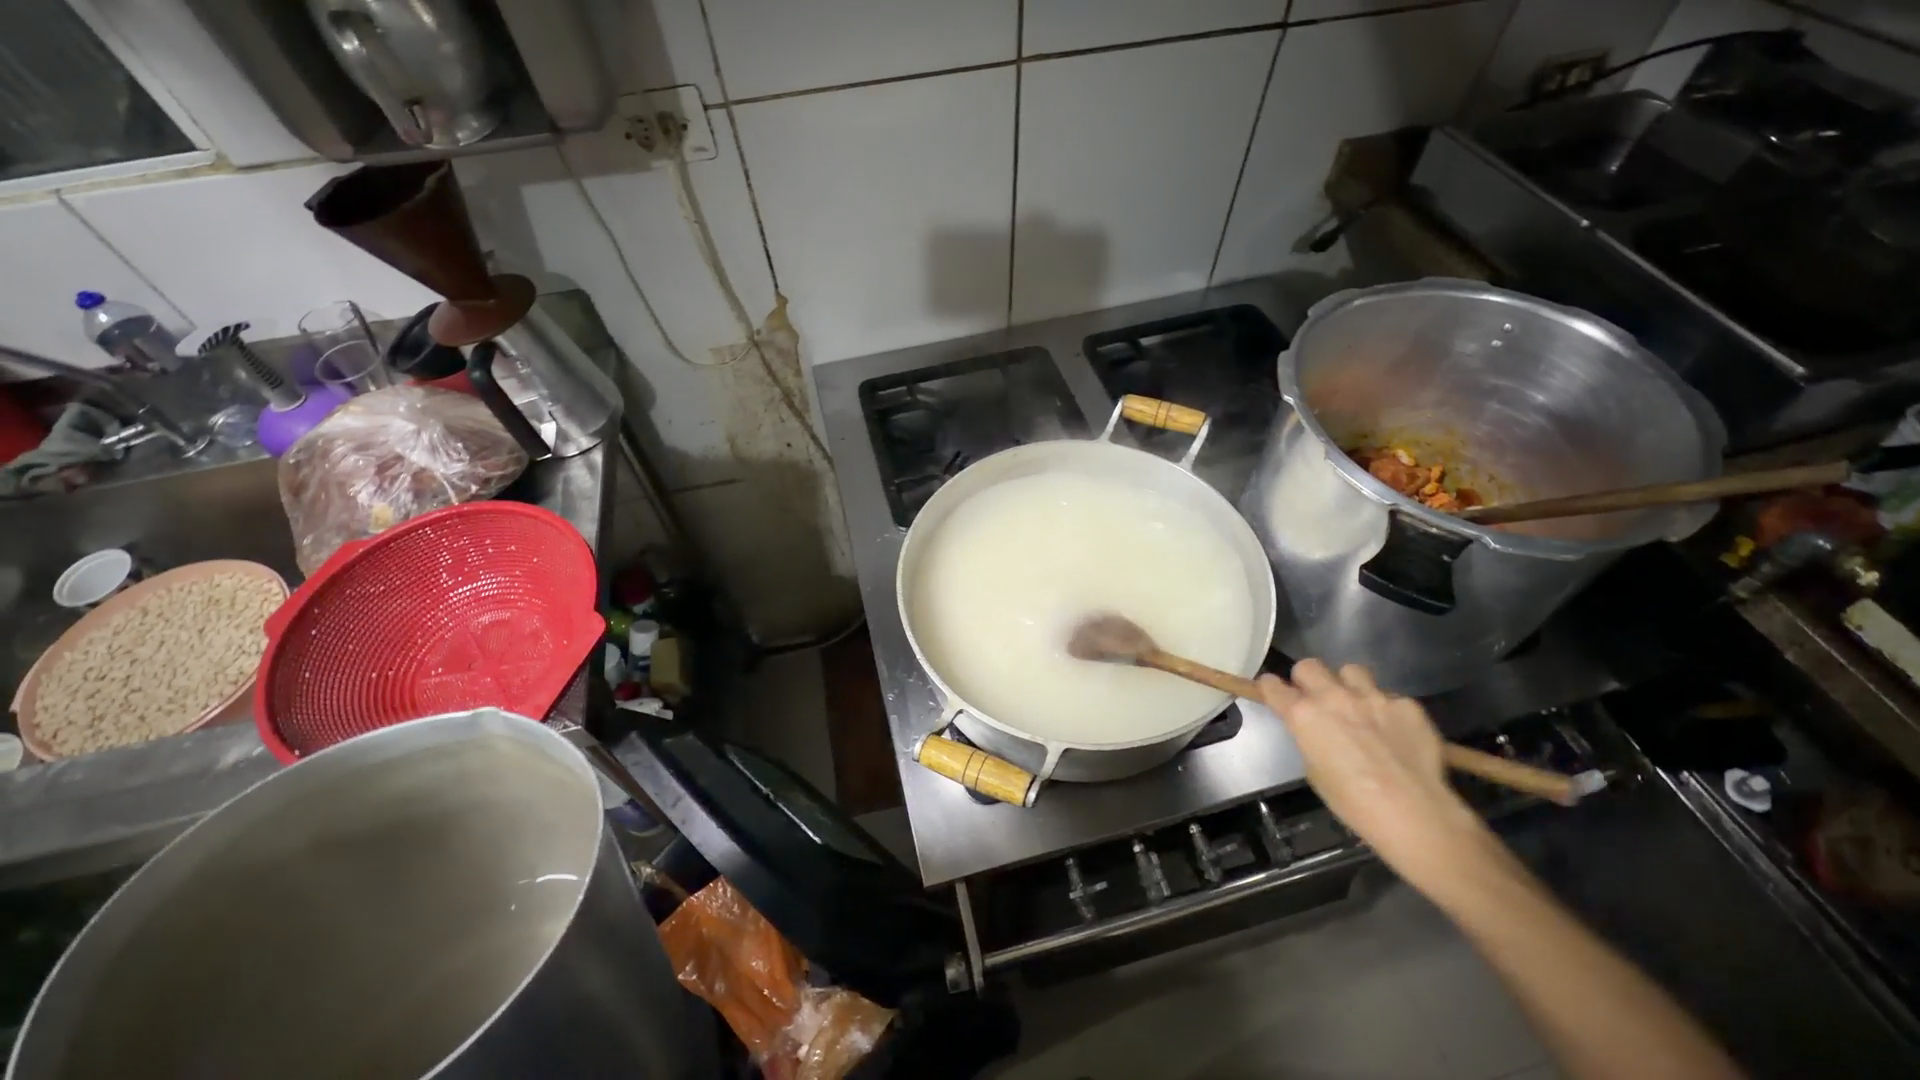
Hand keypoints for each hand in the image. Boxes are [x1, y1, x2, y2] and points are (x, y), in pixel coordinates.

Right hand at [1259, 660, 1490, 880]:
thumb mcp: (1315, 771)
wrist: (1411, 810)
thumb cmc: (1352, 801)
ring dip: (1348, 685)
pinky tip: (1394, 732)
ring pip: (1351, 671)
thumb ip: (1311, 739)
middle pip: (1309, 666)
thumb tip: (1318, 732)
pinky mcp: (1406, 704)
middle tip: (1315, 698)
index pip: (1273, 686)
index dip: (1270, 688)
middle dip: (1307, 679)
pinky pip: (1389, 697)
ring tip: (1358, 706)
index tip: (1273, 692)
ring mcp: (1373, 697)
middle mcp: (1335, 697)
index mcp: (1304, 715)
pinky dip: (1385, 709)